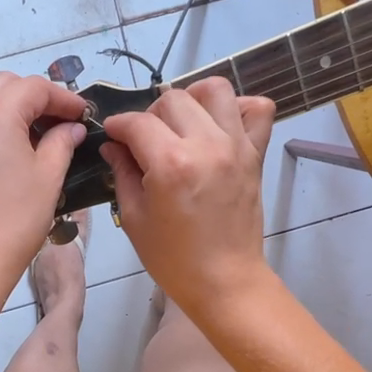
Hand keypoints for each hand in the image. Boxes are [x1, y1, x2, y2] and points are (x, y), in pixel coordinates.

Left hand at [0, 72, 86, 281]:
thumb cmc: (16, 220)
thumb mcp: (48, 177)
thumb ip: (62, 142)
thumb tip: (72, 128)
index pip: (35, 88)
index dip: (63, 98)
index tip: (82, 115)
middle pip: (6, 85)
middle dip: (35, 97)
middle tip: (59, 122)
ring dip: (8, 104)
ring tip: (30, 129)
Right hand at [101, 77, 275, 311]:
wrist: (225, 281)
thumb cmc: (174, 259)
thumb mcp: (135, 219)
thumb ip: (123, 173)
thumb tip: (114, 146)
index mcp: (170, 164)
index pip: (137, 123)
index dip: (118, 126)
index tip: (113, 136)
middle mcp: (206, 145)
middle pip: (173, 99)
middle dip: (152, 115)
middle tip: (147, 141)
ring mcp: (236, 146)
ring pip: (215, 90)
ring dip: (193, 100)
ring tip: (183, 125)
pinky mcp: (255, 154)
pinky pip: (258, 110)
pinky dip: (239, 108)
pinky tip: (220, 127)